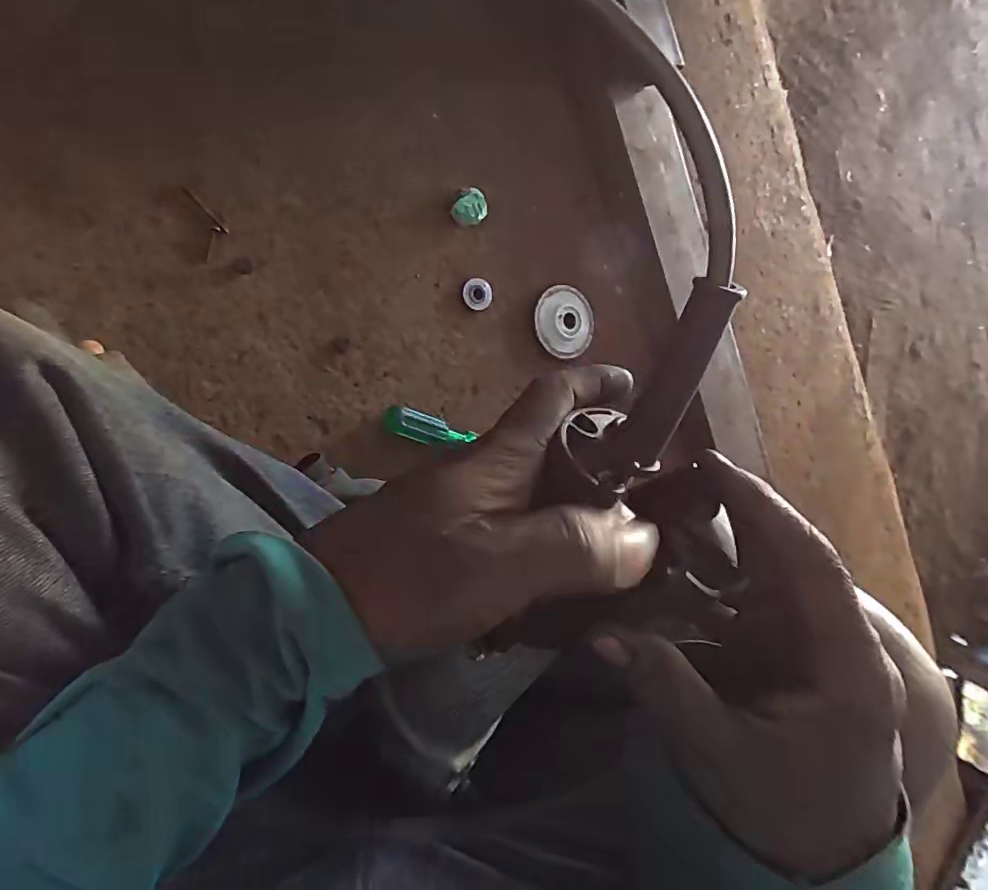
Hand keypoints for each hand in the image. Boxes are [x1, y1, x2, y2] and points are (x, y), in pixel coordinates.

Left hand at [308, 365, 659, 653]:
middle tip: (660, 515)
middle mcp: (483, 472)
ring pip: (540, 498)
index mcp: (496, 459)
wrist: (328, 602)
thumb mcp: (499, 562)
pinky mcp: (451, 539)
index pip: (550, 398)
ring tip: (632, 561)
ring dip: (582, 520)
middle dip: (608, 473)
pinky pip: (517, 533)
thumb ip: (572, 546)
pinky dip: (548, 551)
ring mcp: (465, 505)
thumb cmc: (411, 573)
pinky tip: (572, 588)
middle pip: (557, 452)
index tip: (635, 390)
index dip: (594, 386)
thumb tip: (645, 535)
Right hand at [593, 451, 905, 878]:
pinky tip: (663, 544)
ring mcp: (804, 636)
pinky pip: (741, 585)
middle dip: (733, 504)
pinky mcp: (776, 640)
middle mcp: (832, 635)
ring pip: (764, 561)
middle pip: (787, 550)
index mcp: (846, 664)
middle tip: (667, 469)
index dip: (765, 509)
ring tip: (659, 494)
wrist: (811, 850)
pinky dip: (704, 559)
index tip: (715, 466)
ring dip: (715, 525)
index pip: (814, 566)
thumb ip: (664, 688)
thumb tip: (599, 634)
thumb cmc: (784, 809)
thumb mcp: (720, 753)